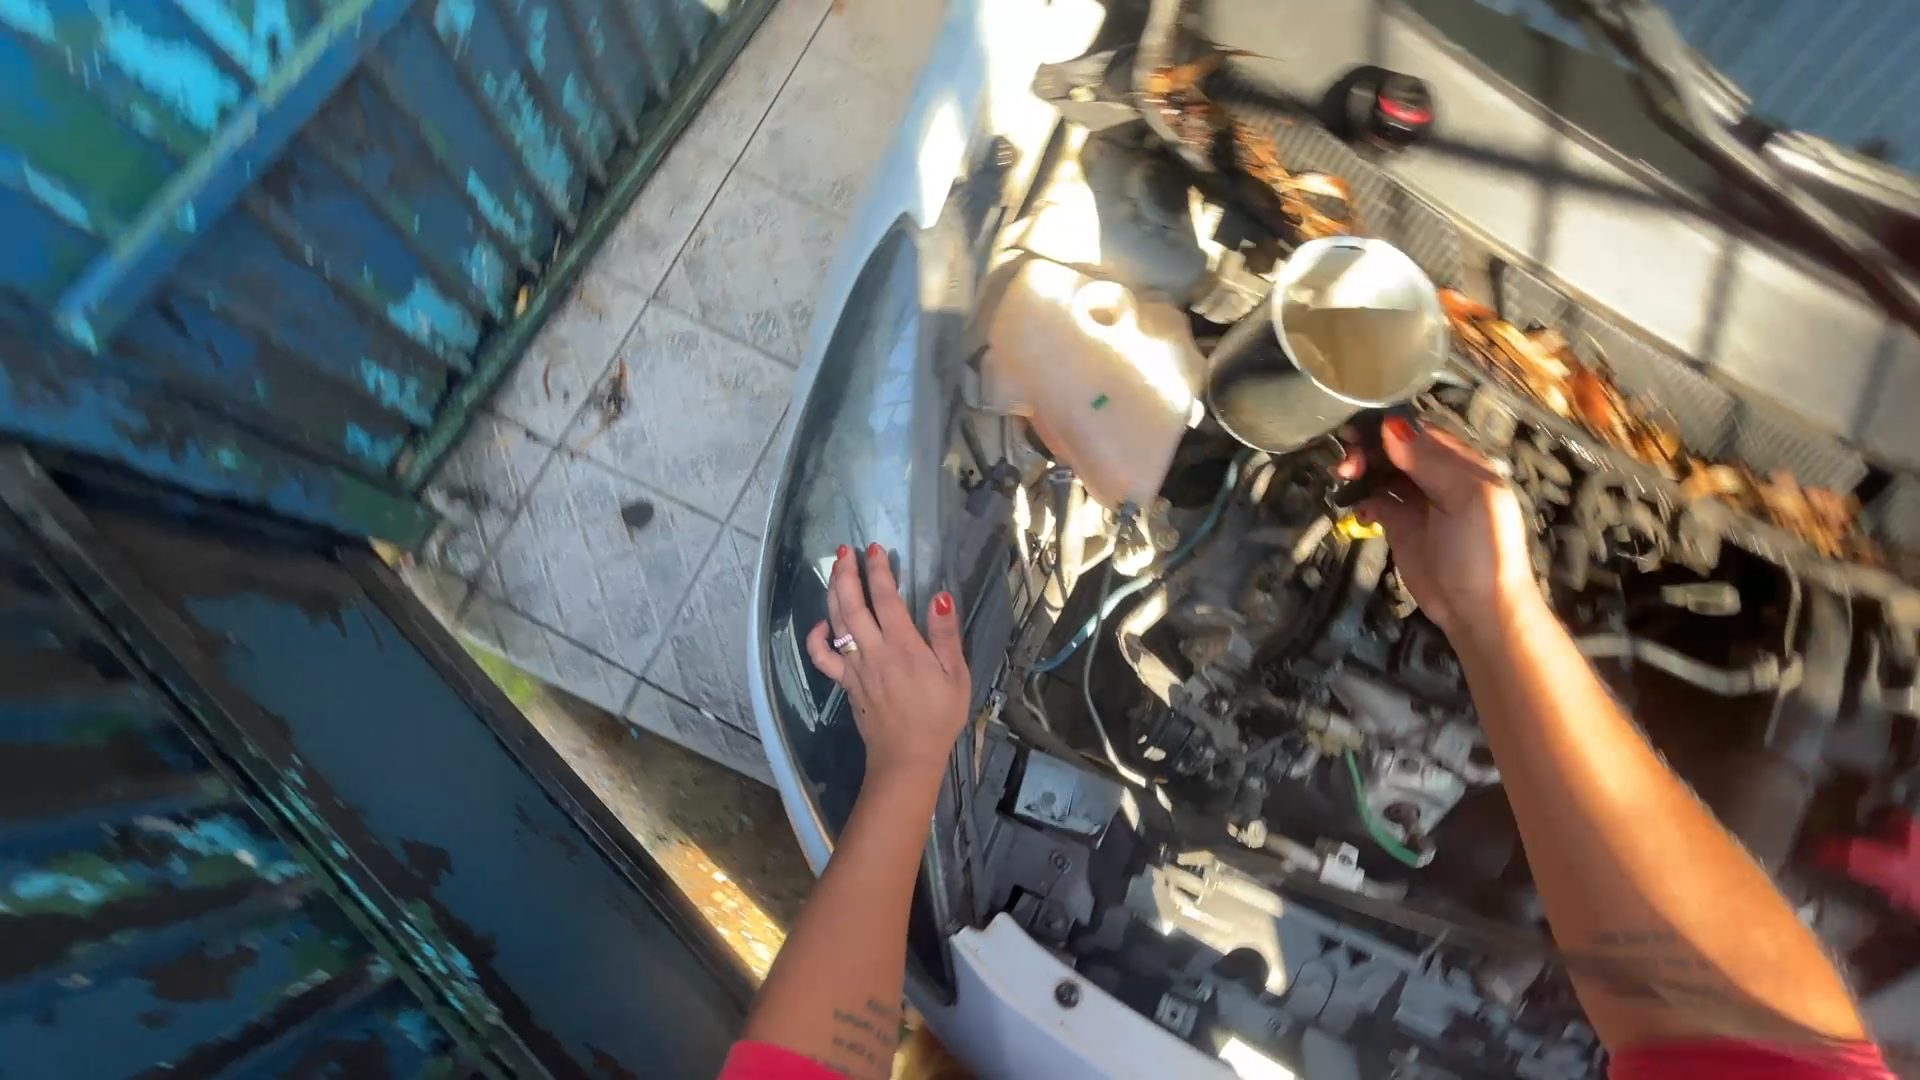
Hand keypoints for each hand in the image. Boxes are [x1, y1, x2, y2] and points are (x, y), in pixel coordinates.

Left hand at [805, 543, 970, 788]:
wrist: (907, 758)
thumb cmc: (938, 716)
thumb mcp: (956, 675)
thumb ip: (945, 635)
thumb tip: (940, 596)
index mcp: (903, 647)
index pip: (886, 599)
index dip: (879, 571)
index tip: (876, 549)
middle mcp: (874, 652)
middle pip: (852, 605)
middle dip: (846, 574)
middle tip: (845, 551)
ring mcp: (855, 668)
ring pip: (836, 623)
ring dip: (833, 594)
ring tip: (835, 571)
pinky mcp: (846, 683)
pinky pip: (823, 657)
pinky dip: (817, 637)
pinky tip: (824, 622)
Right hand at [1338, 417, 1538, 639]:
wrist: (1476, 606)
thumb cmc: (1480, 548)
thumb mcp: (1464, 497)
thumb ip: (1429, 460)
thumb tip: (1390, 426)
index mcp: (1464, 464)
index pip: (1420, 433)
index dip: (1389, 428)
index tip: (1356, 431)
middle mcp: (1440, 477)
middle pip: (1396, 450)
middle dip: (1369, 450)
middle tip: (1346, 463)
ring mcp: (1418, 501)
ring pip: (1382, 473)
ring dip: (1361, 471)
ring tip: (1344, 478)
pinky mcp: (1399, 524)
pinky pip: (1375, 500)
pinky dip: (1363, 500)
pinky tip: (1360, 511)